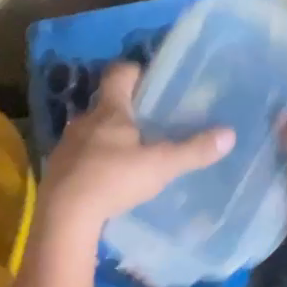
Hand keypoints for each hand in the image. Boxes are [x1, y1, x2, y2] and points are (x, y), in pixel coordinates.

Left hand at [41, 62, 234, 231]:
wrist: (64, 214)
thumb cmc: (113, 179)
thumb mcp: (160, 166)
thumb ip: (193, 151)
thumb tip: (229, 134)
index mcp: (109, 111)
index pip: (118, 74)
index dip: (135, 71)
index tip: (150, 79)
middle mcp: (84, 121)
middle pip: (105, 104)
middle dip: (125, 109)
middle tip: (149, 121)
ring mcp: (66, 145)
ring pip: (91, 132)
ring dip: (108, 138)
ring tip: (130, 153)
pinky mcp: (57, 170)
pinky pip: (79, 157)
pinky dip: (93, 162)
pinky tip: (107, 179)